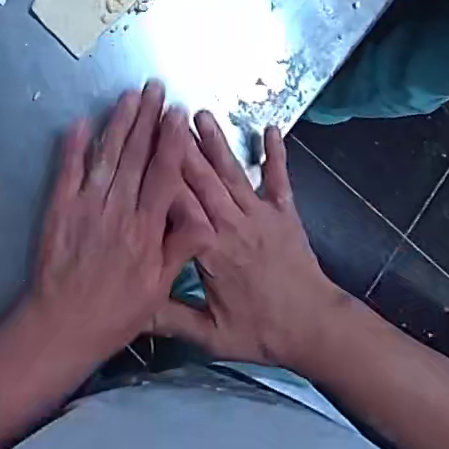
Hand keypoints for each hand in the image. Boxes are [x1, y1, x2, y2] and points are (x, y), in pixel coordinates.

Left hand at [20, 80, 208, 363]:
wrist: (65, 323)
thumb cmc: (117, 310)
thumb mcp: (158, 287)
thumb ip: (179, 248)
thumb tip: (206, 218)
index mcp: (146, 229)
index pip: (163, 175)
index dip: (171, 142)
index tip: (178, 114)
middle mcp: (119, 209)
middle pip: (136, 156)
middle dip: (147, 118)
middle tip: (155, 88)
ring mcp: (88, 205)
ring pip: (108, 156)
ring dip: (119, 123)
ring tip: (129, 96)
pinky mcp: (61, 206)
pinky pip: (69, 169)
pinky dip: (75, 145)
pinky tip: (82, 121)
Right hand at [152, 114, 350, 366]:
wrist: (318, 331)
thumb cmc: (261, 331)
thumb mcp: (212, 335)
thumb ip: (170, 318)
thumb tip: (130, 309)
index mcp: (211, 249)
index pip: (179, 204)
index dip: (161, 174)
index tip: (143, 148)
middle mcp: (233, 224)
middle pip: (203, 179)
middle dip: (183, 145)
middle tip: (165, 116)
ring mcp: (261, 214)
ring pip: (233, 172)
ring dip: (217, 141)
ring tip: (201, 113)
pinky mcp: (285, 213)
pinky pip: (278, 178)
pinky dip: (276, 153)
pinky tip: (271, 128)